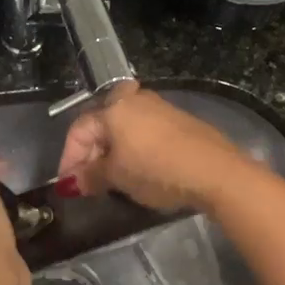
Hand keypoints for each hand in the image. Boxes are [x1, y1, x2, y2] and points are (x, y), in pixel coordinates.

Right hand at [57, 85, 245, 211]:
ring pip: (123, 126)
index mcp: (113, 108)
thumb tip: (73, 182)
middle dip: (91, 153)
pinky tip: (139, 168)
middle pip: (101, 124)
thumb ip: (91, 176)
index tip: (68, 185)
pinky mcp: (178, 119)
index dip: (69, 158)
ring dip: (112, 150)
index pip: (79, 130)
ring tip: (113, 177)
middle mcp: (133, 99)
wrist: (216, 171)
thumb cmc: (157, 170)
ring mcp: (158, 106)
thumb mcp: (118, 177)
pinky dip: (134, 147)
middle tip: (88, 181)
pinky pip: (144, 130)